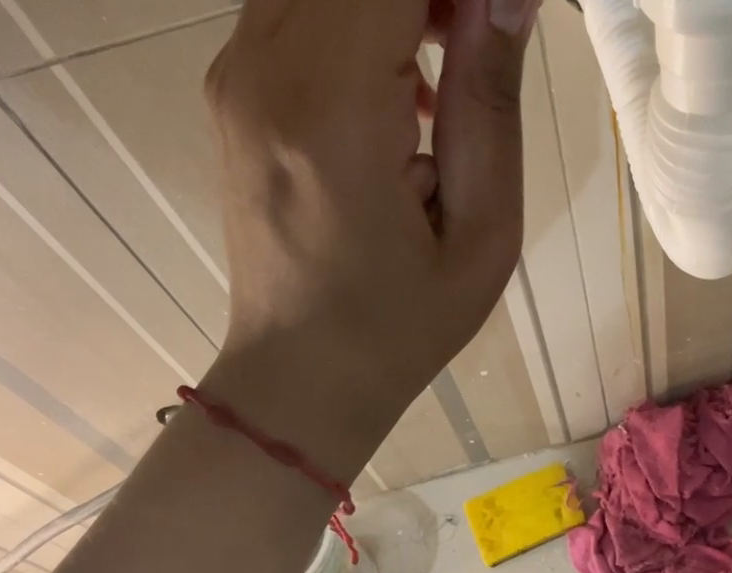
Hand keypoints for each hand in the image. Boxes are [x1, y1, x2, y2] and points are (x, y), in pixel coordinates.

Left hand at [199, 0, 538, 445]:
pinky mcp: (232, 87)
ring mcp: (235, 73)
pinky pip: (298, 7)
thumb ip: (491, 102)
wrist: (301, 376)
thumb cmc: (401, 326)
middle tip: (478, 47)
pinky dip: (358, 20)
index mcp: (331, 108)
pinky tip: (400, 91)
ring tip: (448, 71)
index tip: (500, 27)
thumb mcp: (481, 233)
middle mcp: (263, 66)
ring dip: (396, 6)